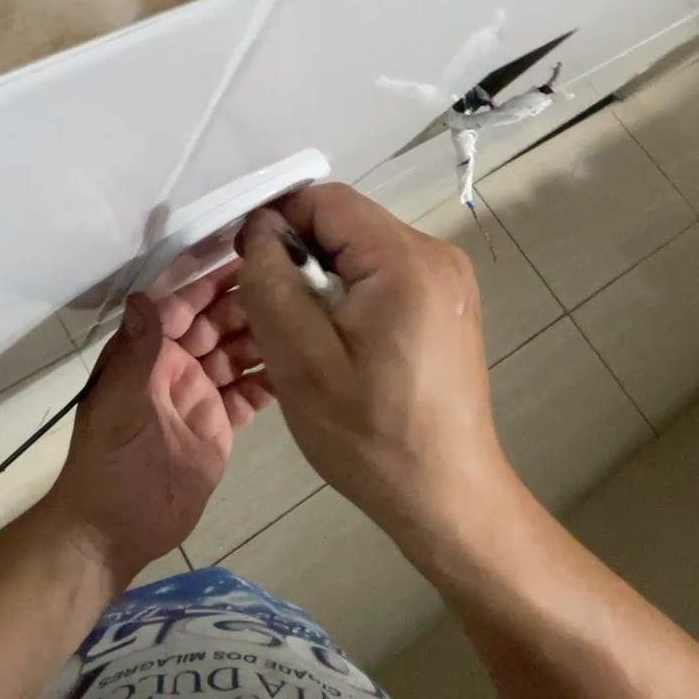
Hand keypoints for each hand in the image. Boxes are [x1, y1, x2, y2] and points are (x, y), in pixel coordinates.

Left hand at [46, 265, 275, 582]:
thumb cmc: (109, 464)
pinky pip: (249, 394)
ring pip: (237, 355)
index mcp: (147, 353)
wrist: (116, 530)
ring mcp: (200, 395)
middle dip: (248, 304)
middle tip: (293, 284)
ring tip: (308, 318)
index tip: (246, 253)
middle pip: (216, 325)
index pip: (182, 305)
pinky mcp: (220, 425)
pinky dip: (271, 381)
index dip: (210, 281)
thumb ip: (136, 354)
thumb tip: (142, 295)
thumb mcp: (118, 406)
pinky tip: (302, 366)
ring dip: (265, 338)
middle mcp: (175, 365)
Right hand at [235, 184, 514, 552]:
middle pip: (344, 222)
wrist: (448, 498)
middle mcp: (435, 254)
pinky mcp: (446, 302)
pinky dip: (348, 294)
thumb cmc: (370, 436)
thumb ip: (271, 283)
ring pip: (359, 248)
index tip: (250, 272)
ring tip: (306, 335)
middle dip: (299, 256)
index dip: (277, 224)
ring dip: (321, 278)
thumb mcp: (300, 362)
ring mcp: (447, 279)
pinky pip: (381, 273)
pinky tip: (340, 343)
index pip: (325, 200)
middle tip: (276, 315)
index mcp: (405, 260)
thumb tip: (259, 229)